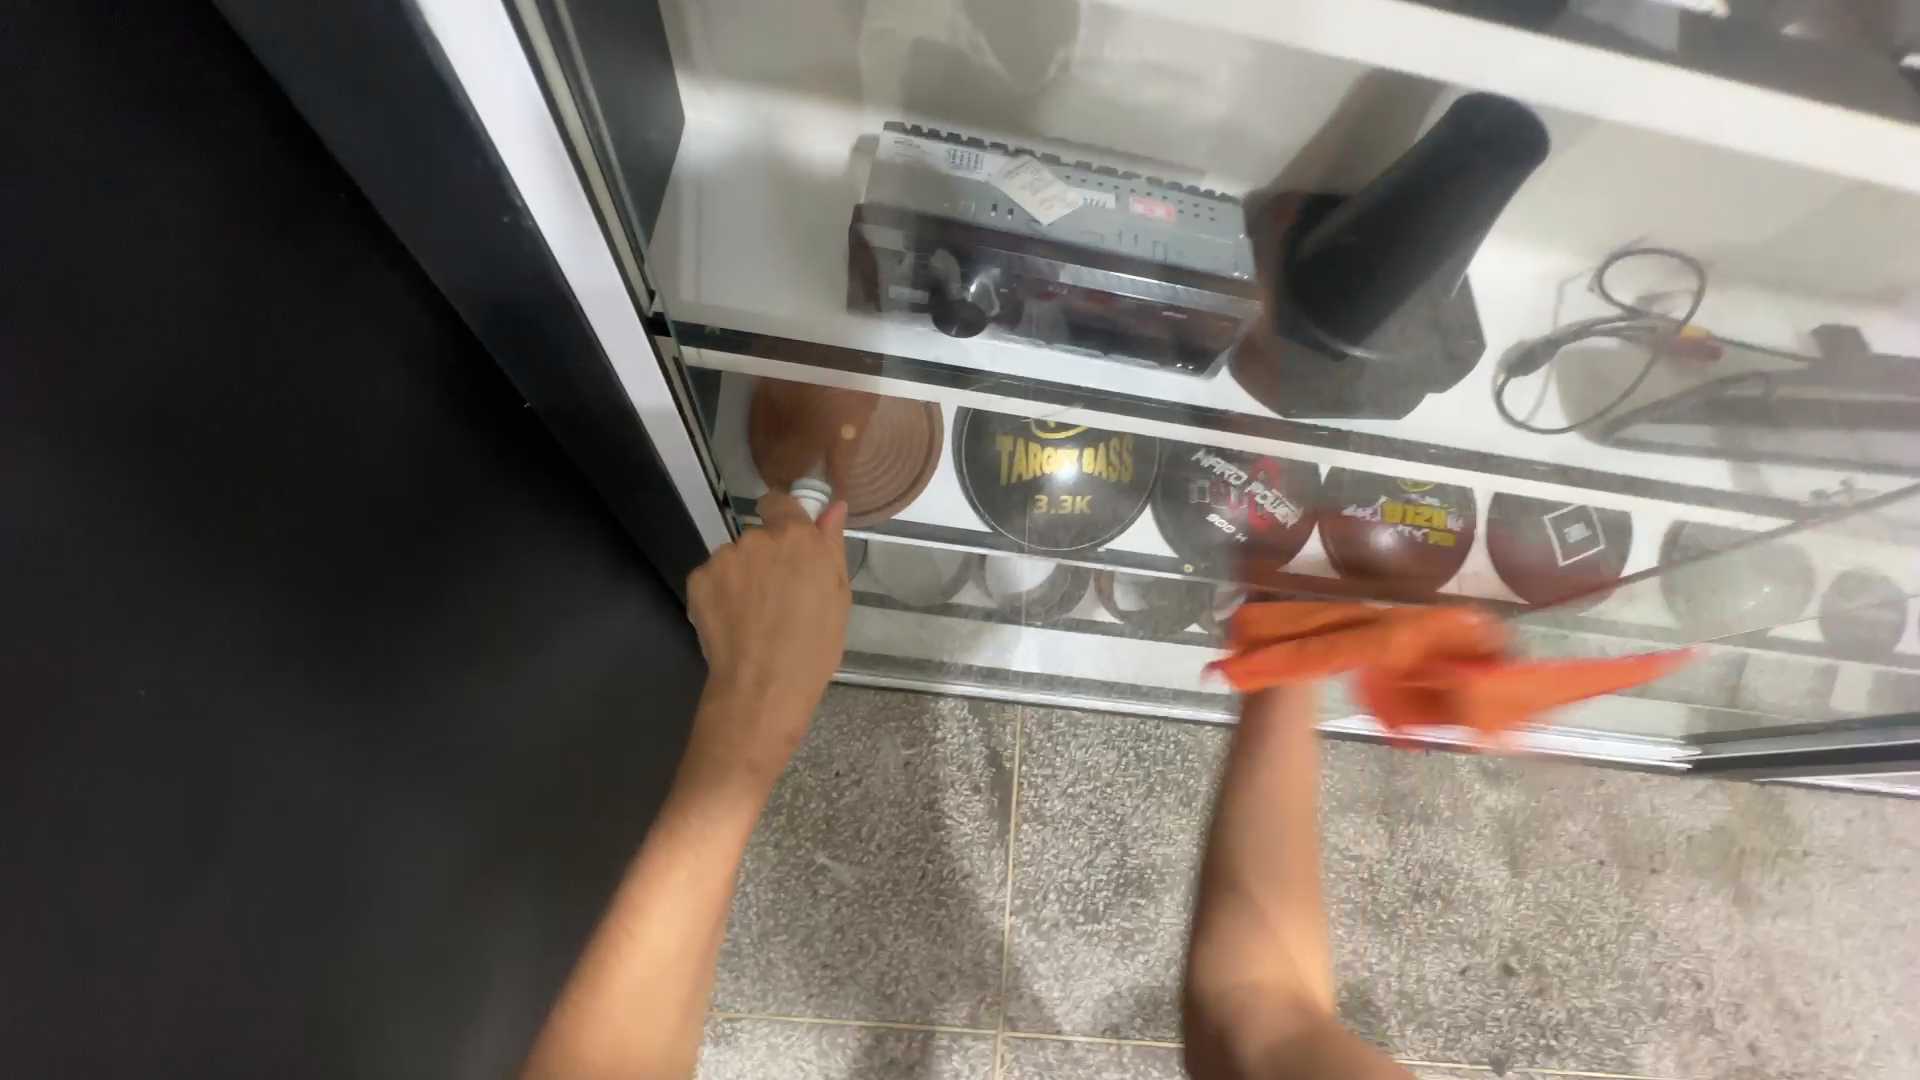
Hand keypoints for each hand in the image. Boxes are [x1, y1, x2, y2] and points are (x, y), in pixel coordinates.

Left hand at [683, 491, 851, 789]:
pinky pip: (713, 578)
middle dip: (767, 558)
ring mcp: (723, 558)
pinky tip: (735, 622)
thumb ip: (831, 544)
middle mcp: (756, 538)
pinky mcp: (698, 580)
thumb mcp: (838, 595)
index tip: (790, 549)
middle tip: (779, 597)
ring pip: (735, 558)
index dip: (784, 520)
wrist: (764, 685)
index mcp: (795, 536)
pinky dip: (722, 594)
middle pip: (759, 536)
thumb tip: (834, 507)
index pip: (781, 502)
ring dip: (744, 576)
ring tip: (755, 616)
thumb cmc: (814, 644)